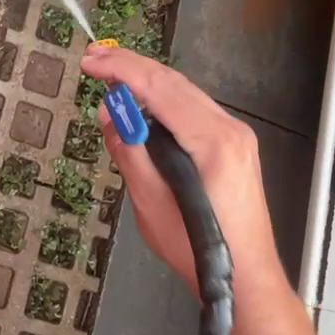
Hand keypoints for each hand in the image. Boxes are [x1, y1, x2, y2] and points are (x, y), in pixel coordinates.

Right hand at [80, 45, 278, 288]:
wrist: (244, 276)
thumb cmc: (195, 246)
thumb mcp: (150, 201)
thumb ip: (130, 151)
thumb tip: (109, 113)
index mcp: (213, 141)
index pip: (160, 89)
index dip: (121, 70)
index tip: (89, 63)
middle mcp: (230, 129)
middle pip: (174, 82)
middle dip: (130, 66)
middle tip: (92, 59)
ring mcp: (235, 134)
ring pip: (184, 91)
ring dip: (144, 78)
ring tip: (108, 72)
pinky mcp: (233, 144)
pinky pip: (192, 107)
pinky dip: (161, 96)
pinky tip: (140, 99)